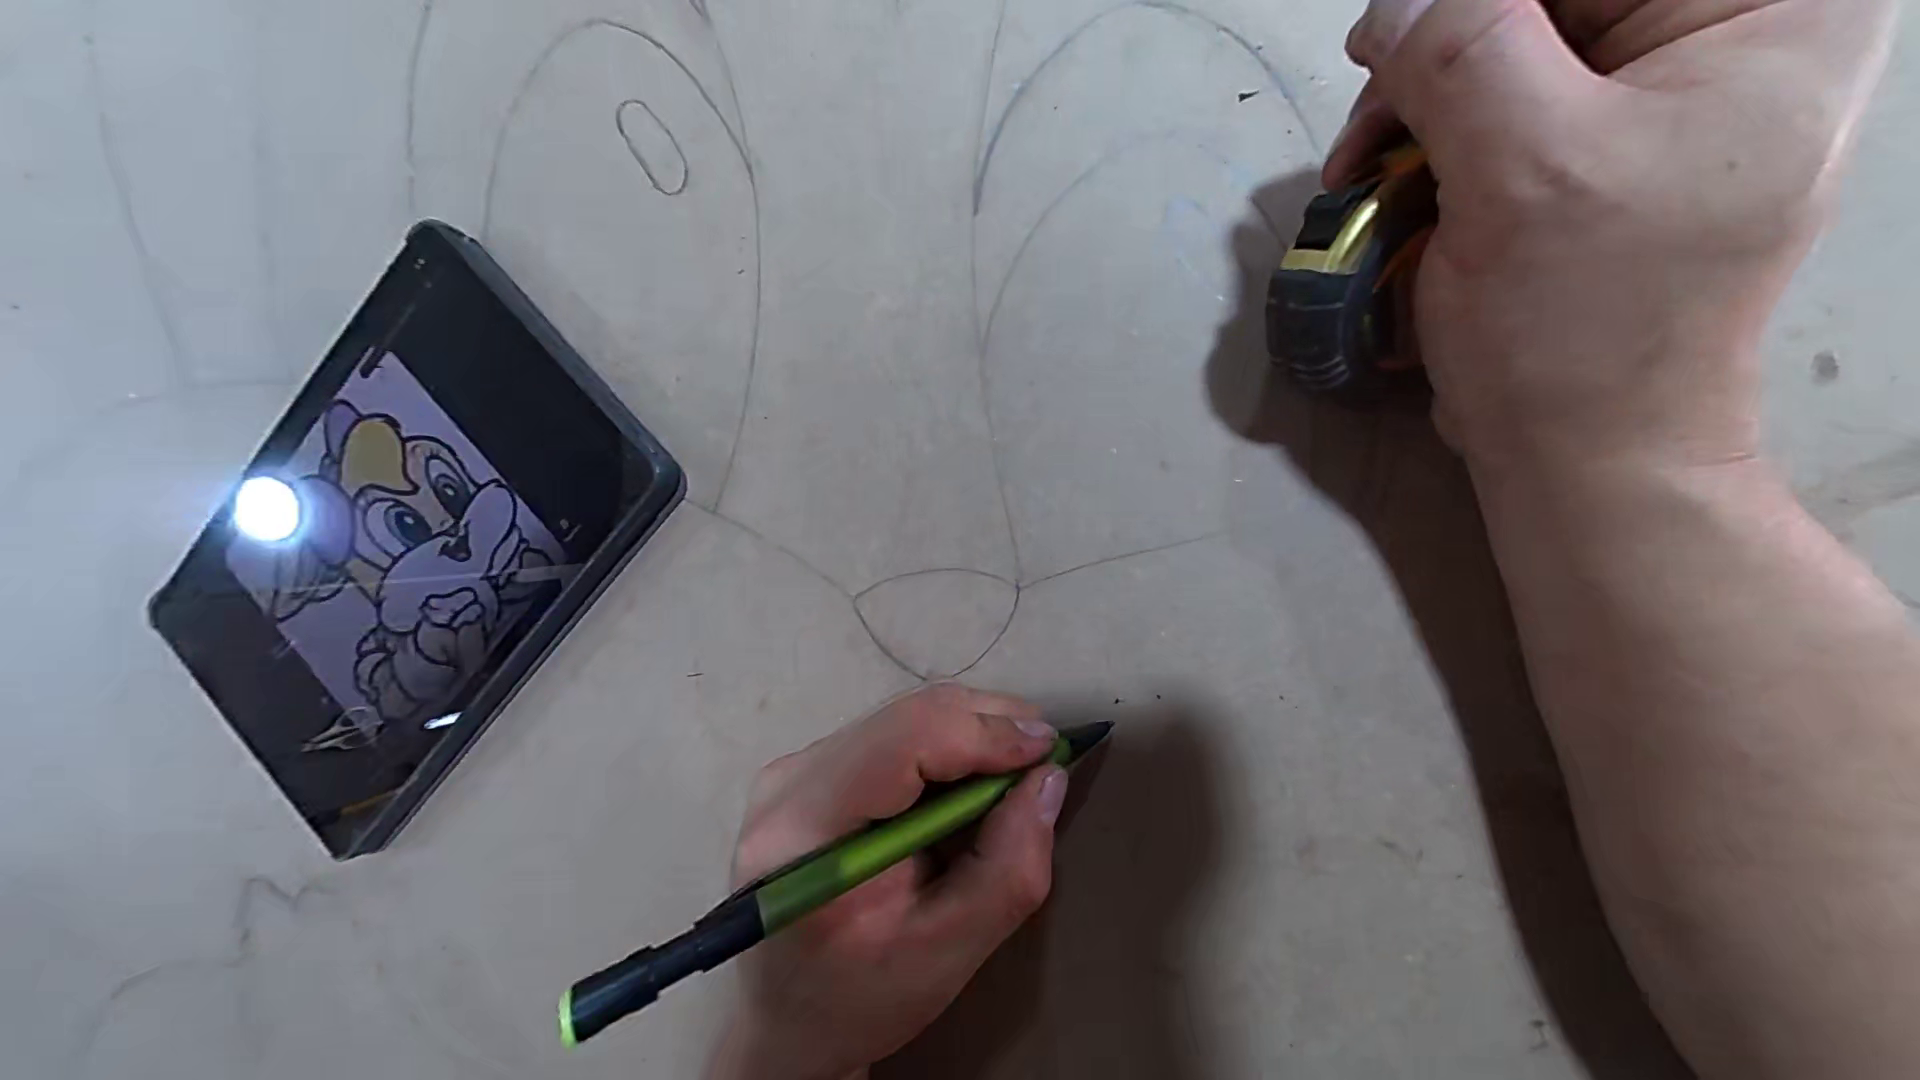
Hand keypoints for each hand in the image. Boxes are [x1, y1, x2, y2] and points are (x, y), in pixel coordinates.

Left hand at [706, 684, 1068, 1079]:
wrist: (786, 1014)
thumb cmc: (861, 998)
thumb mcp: (947, 954)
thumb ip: (1008, 867)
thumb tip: (1049, 777)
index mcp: (805, 828)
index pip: (901, 742)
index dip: (981, 733)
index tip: (1047, 751)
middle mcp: (791, 777)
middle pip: (906, 714)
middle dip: (987, 722)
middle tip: (1043, 754)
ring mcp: (796, 765)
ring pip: (904, 713)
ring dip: (970, 728)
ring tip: (1014, 764)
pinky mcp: (812, 766)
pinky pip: (893, 730)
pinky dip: (945, 741)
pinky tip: (971, 773)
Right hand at [1324, 0, 1895, 476]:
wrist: (1575, 443)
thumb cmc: (1570, 318)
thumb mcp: (1523, 172)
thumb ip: (1461, 60)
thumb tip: (1390, 8)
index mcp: (1762, 9)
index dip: (1465, 11)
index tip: (1380, 63)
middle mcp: (1717, 44)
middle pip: (1540, 10)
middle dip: (1432, 71)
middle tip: (1361, 149)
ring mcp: (1645, 114)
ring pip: (1502, 71)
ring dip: (1415, 123)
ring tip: (1365, 187)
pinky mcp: (1584, 171)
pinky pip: (1492, 129)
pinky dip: (1429, 160)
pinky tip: (1398, 202)